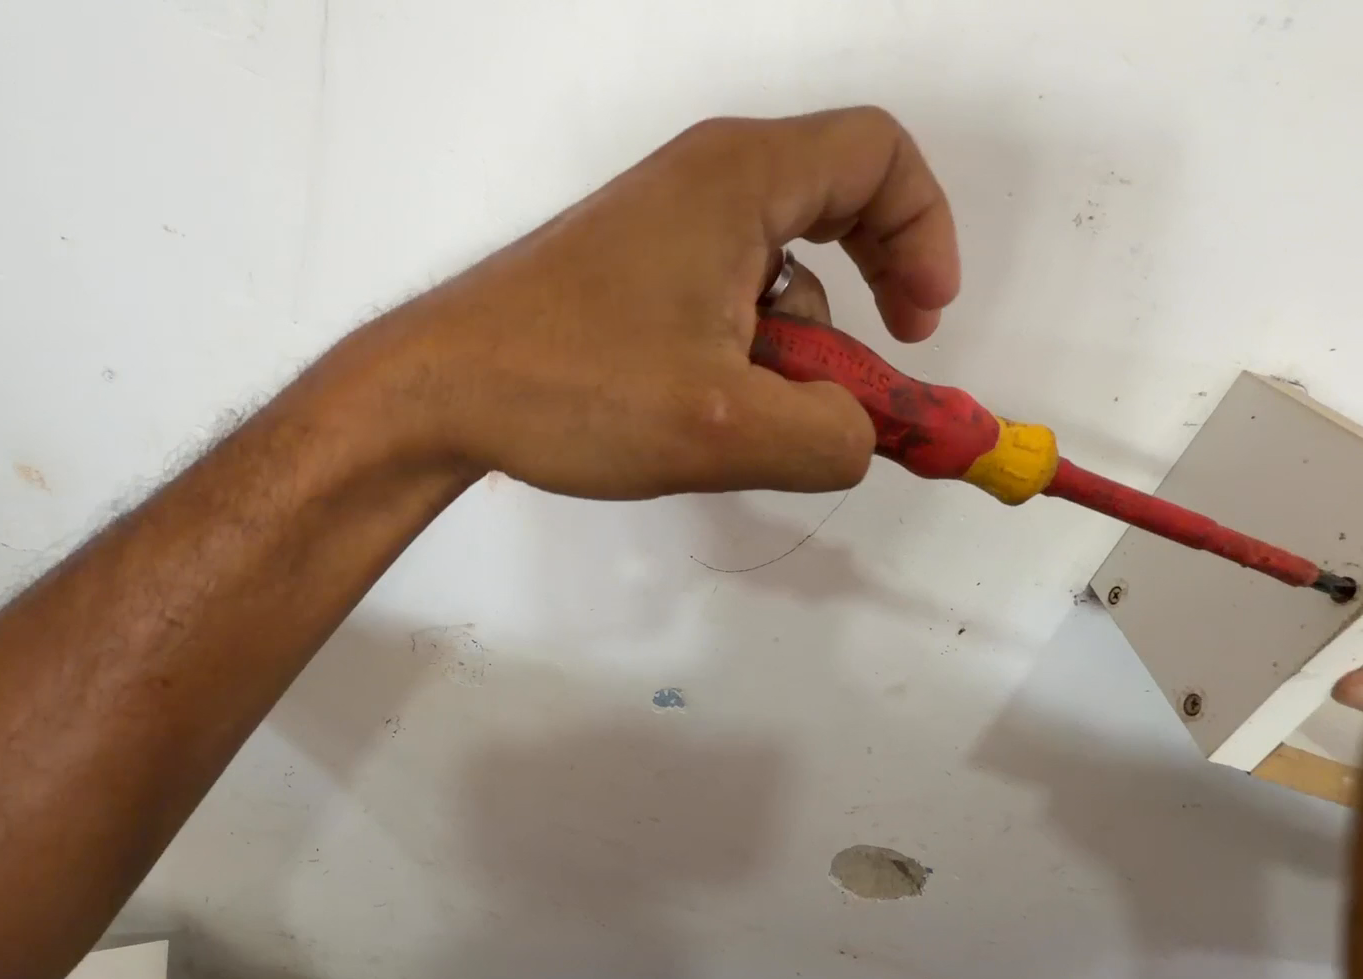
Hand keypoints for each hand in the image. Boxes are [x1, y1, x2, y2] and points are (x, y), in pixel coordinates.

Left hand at [364, 108, 959, 499]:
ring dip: (793, 344)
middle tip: (869, 367)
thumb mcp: (724, 429)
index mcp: (738, 180)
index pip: (878, 157)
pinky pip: (722, 295)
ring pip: (774, 268)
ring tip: (750, 414)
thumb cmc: (575, 390)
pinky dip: (744, 351)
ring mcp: (658, 228)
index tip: (921, 322)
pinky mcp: (628, 274)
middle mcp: (702, 183)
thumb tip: (858, 436)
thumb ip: (828, 437)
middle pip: (833, 203)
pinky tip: (703, 409)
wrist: (438, 392)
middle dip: (868, 290)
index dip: (924, 232)